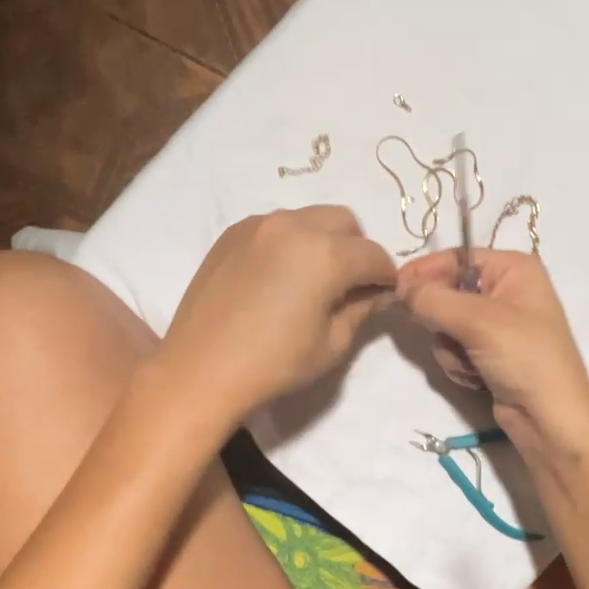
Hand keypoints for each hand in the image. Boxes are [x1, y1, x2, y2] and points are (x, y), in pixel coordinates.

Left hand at [160, 207, 397, 419]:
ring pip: (308, 218)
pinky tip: (279, 278)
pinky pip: (275, 226)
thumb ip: (360, 310)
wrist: (201, 369)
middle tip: (350, 285)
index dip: (386, 276)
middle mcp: (294, 226)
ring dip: (323, 241)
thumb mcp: (331, 345)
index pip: (373, 255)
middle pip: (344, 222)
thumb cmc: (274, 364)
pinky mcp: (231, 234)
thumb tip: (376, 293)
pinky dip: (289, 243)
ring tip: (312, 280)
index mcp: (325, 254)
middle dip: (357, 249)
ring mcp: (258, 225)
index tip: (385, 295)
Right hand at [397, 248, 588, 449]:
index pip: (456, 257)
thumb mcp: (478, 321)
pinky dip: (458, 365)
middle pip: (447, 293)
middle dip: (443, 322)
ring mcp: (497, 326)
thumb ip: (433, 300)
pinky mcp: (489, 355)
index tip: (395, 290)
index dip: (425, 272)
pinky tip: (477, 379)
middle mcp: (506, 291)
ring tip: (472, 365)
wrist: (549, 419)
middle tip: (451, 337)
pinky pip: (454, 349)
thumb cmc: (525, 359)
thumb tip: (399, 287)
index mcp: (514, 269)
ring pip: (445, 326)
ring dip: (450, 349)